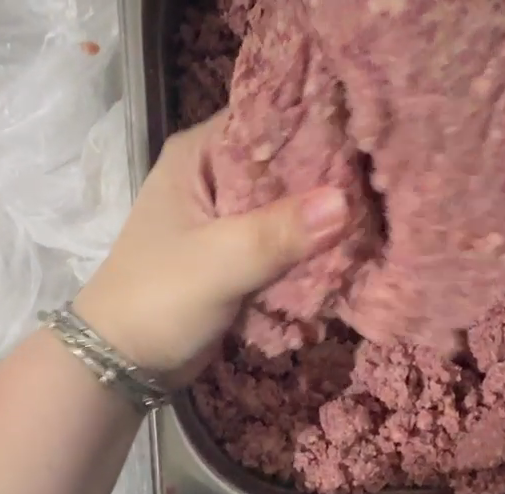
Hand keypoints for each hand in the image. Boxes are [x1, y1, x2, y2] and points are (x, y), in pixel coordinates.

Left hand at [71, 112, 349, 382]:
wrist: (126, 363)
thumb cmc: (159, 300)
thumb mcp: (219, 263)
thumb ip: (278, 233)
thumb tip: (345, 203)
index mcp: (198, 156)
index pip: (266, 120)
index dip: (315, 129)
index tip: (364, 142)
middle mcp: (214, 178)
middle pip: (283, 168)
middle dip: (326, 185)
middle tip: (378, 193)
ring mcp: (226, 221)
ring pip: (287, 212)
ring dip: (321, 227)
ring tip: (373, 227)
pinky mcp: (237, 259)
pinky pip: (282, 249)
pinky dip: (307, 257)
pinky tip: (344, 260)